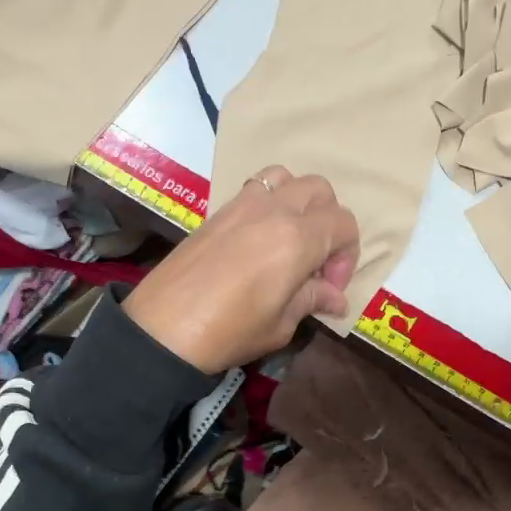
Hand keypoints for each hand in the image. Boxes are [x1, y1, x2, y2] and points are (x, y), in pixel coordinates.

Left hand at [123, 165, 359, 373]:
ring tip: (289, 240)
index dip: (347, 256)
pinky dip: (269, 204)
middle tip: (315, 264)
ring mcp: (242, 205)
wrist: (163, 329)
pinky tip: (259, 241)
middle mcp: (273, 210)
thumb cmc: (229, 332)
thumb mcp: (280, 325)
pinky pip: (255, 188)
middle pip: (320, 191)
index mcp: (297, 239)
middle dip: (329, 223)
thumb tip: (334, 298)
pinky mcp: (218, 211)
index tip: (329, 288)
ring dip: (298, 203)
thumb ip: (310, 300)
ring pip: (285, 178)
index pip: (344, 223)